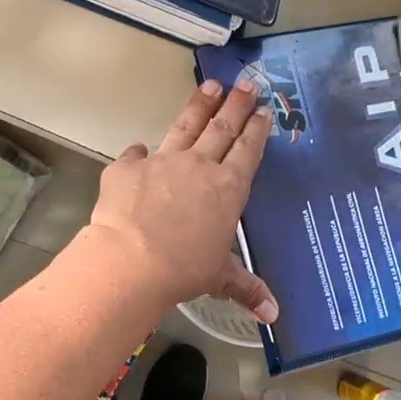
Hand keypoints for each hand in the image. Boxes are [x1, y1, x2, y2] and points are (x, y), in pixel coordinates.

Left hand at [86, 77, 278, 321]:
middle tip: (248, 83)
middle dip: (237, 105)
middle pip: (221, 128)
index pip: (247, 152)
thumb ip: (247, 289)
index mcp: (228, 189)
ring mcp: (161, 162)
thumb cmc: (185, 270)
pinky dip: (142, 152)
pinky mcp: (127, 168)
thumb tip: (273, 316)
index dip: (257, 131)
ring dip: (199, 105)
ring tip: (210, 85)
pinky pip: (137, 155)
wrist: (132, 261)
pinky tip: (142, 149)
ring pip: (185, 126)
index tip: (264, 111)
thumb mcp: (220, 278)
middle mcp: (198, 167)